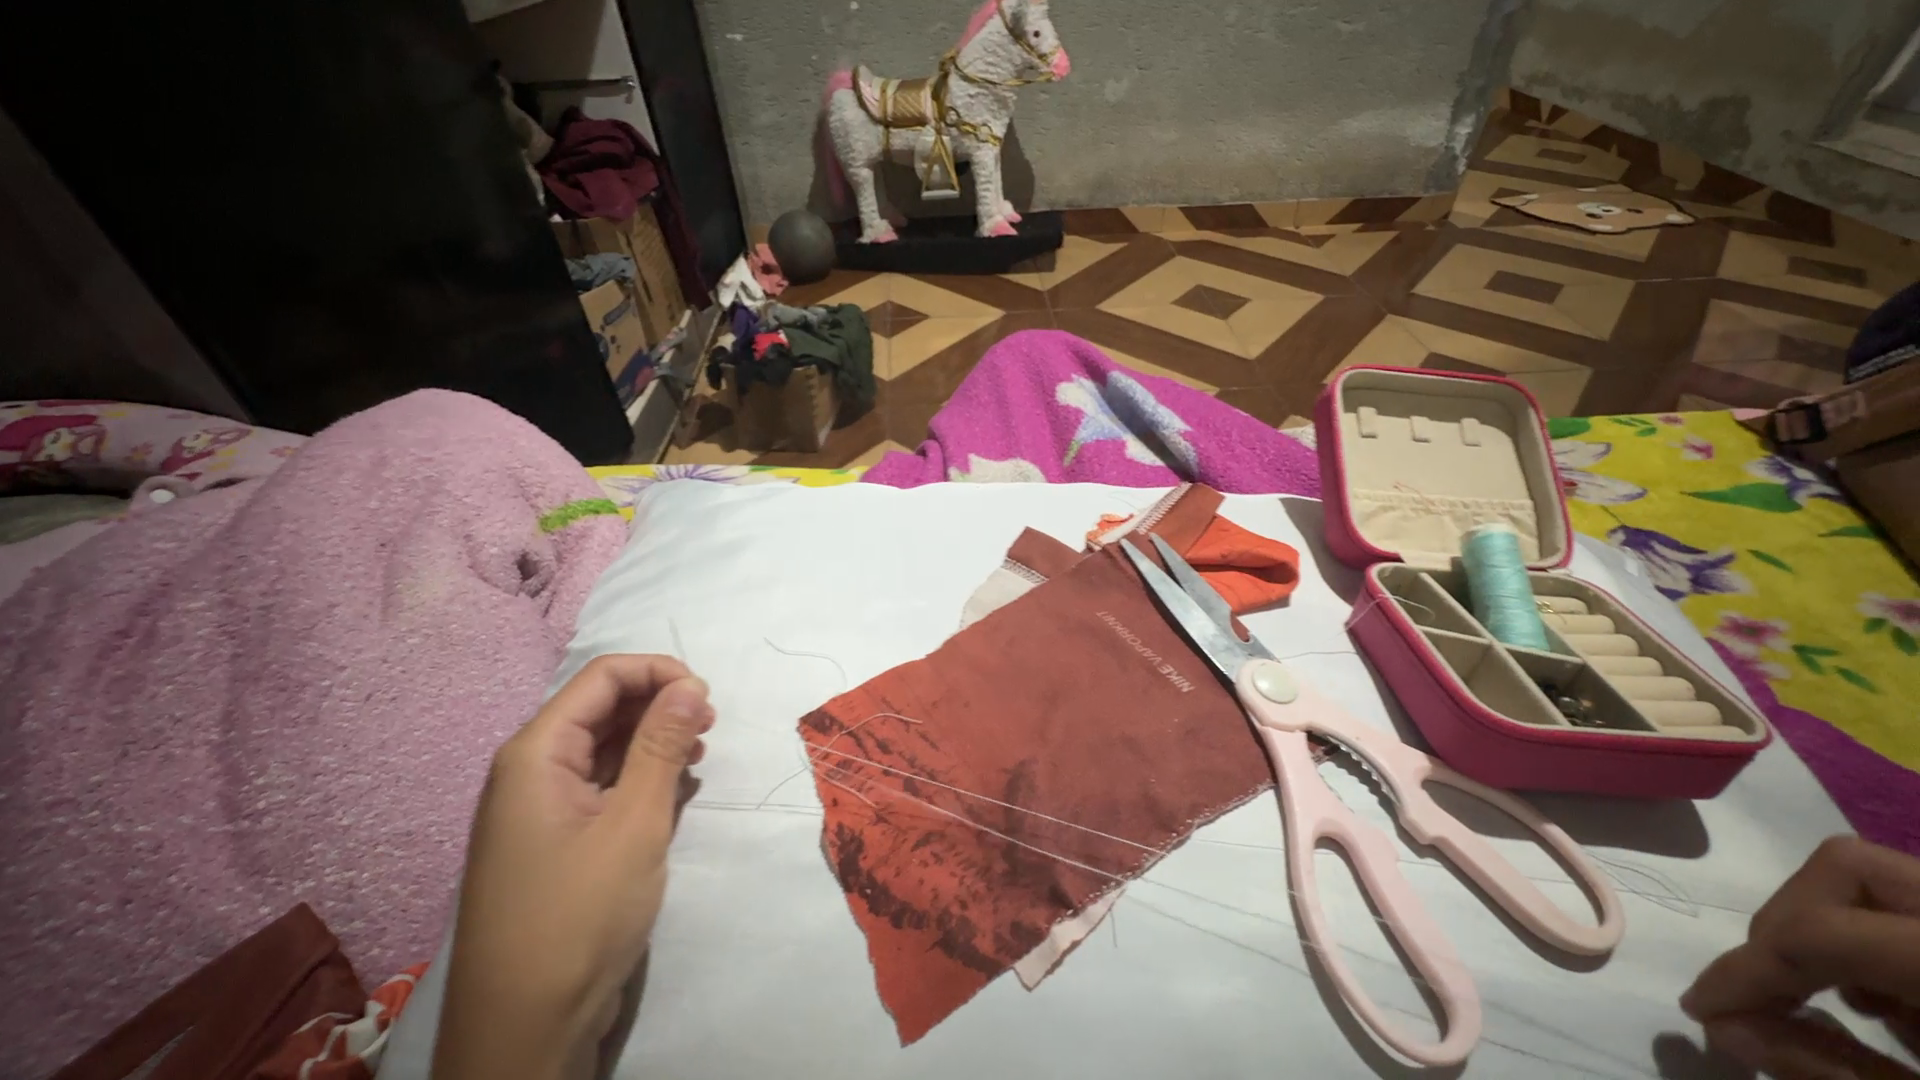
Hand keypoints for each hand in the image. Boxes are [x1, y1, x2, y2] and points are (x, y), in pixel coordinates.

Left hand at [434, 655, 713, 1079]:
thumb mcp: (634, 823)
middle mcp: (530, 770)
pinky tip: (674, 788)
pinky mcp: (555, 840)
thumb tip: (690, 684)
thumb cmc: (579, 914)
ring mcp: (540, 807)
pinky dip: (638, 777)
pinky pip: (599, 785)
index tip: (708, 696)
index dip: (657, 672)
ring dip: (653, 740)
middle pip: (599, 707)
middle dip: (658, 704)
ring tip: (700, 755)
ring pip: (601, 746)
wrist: (524, 1025)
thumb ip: (662, 746)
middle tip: (710, 726)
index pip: (601, 678)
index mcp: (535, 753)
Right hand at [1682, 836, 1919, 1077]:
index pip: (1821, 934)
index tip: (1699, 1011)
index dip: (1746, 969)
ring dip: (1828, 929)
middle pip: (1844, 866)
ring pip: (1869, 876)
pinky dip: (1874, 942)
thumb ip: (1832, 1067)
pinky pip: (1907, 905)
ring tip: (1834, 1000)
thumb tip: (1722, 1028)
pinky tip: (1887, 1003)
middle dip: (1786, 924)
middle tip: (1767, 989)